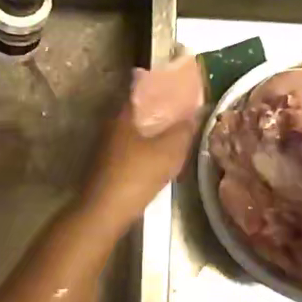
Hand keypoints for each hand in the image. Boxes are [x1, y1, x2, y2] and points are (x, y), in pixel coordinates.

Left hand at [79, 100, 197, 226]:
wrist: (104, 212)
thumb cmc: (136, 175)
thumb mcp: (168, 152)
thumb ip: (184, 131)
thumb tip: (197, 112)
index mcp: (123, 117)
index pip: (141, 92)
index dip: (159, 89)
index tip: (177, 90)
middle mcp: (111, 128)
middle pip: (137, 113)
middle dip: (157, 111)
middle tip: (180, 113)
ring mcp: (106, 149)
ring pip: (133, 133)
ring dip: (150, 133)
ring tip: (173, 135)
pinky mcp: (106, 168)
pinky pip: (130, 150)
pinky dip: (144, 150)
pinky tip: (157, 159)